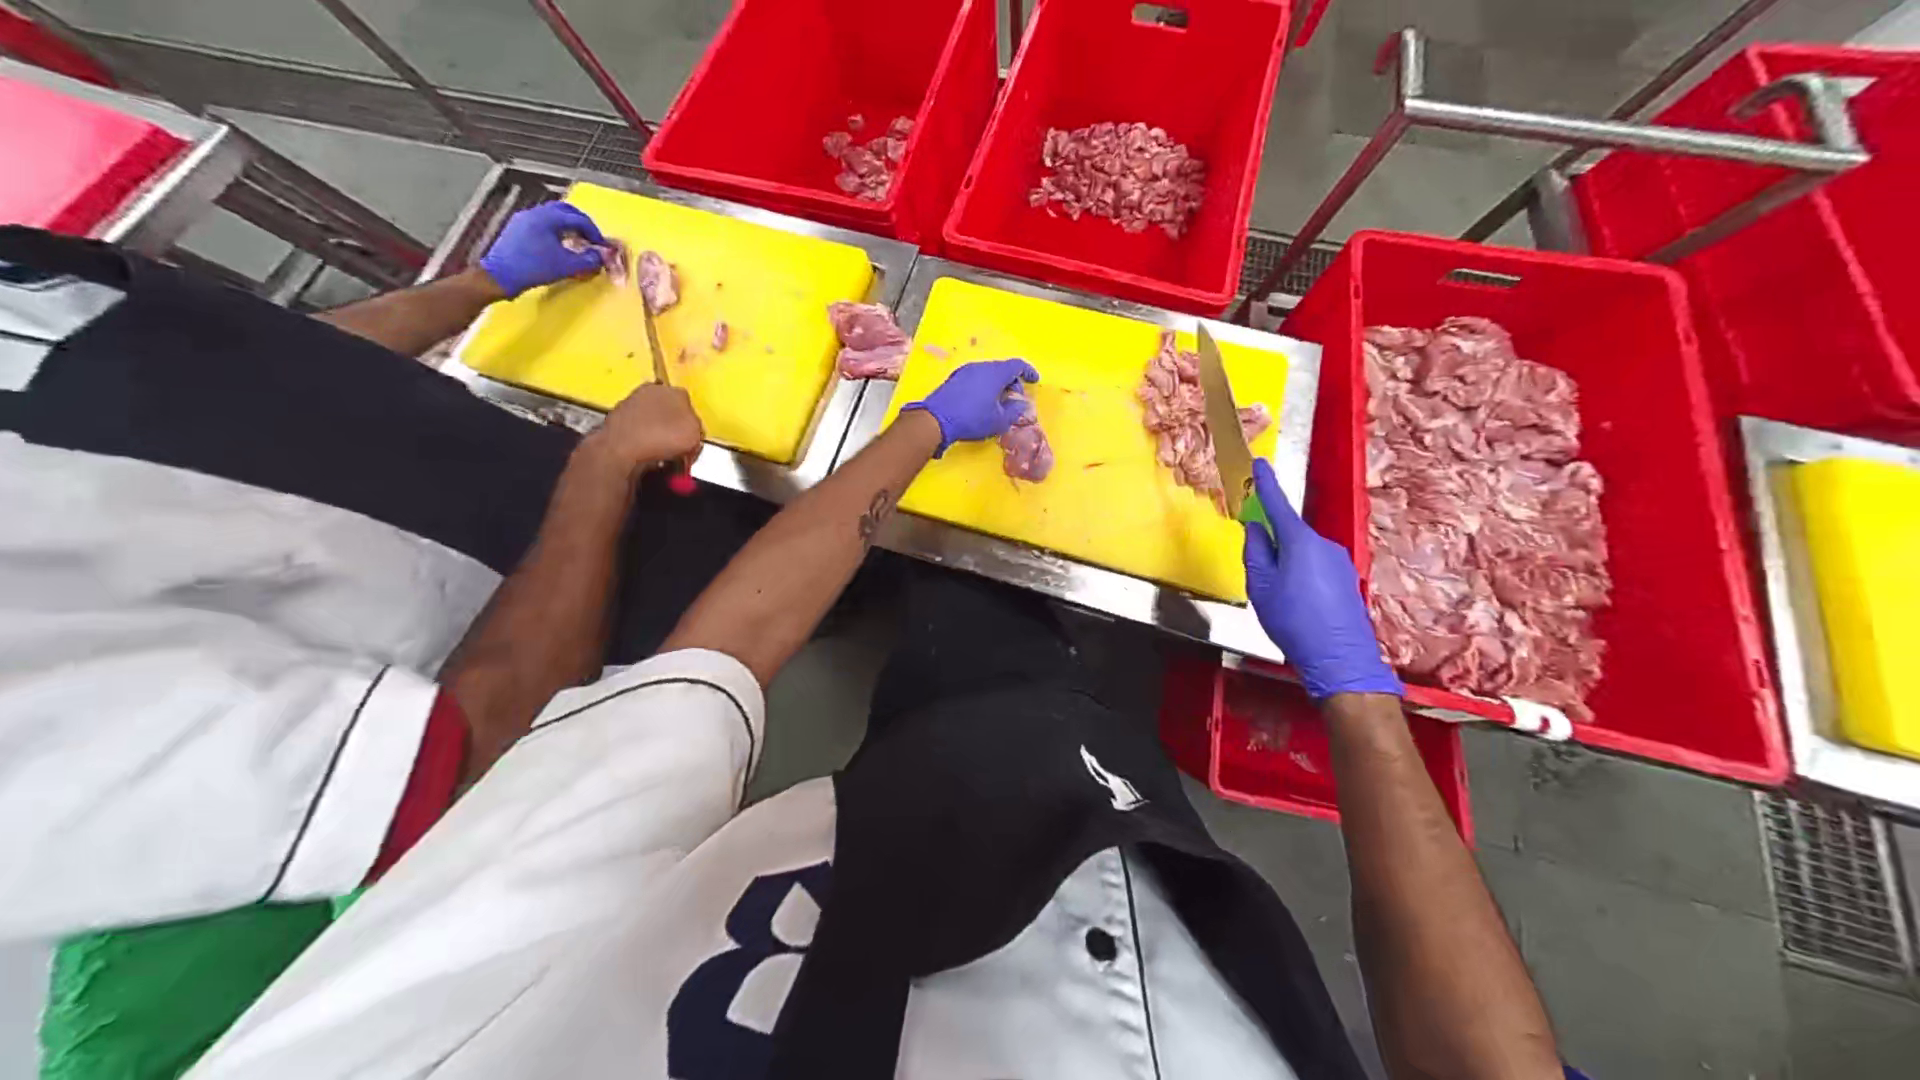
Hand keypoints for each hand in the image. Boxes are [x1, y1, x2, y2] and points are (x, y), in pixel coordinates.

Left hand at [478, 201, 608, 297]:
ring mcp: (524, 219)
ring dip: (569, 225)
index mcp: (547, 218)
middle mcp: (535, 213)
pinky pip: (543, 222)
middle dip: (582, 222)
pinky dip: (557, 229)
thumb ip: (588, 260)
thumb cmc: (534, 268)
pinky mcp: (518, 228)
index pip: (578, 218)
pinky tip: (561, 243)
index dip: (594, 231)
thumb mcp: (567, 266)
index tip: (602, 244)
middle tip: (592, 237)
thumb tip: (600, 256)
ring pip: (552, 215)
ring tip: (578, 240)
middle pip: (564, 210)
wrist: (501, 275)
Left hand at [582, 384, 703, 478]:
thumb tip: (691, 429)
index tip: (690, 439)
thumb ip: (697, 428)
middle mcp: (652, 389)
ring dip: (656, 432)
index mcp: (675, 391)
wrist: (621, 448)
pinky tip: (644, 451)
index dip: (691, 423)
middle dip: (673, 425)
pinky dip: (641, 438)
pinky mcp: (615, 416)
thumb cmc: (663, 438)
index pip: (689, 405)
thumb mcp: (695, 436)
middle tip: (677, 446)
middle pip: (669, 409)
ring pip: (652, 419)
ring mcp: (631, 401)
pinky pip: (636, 429)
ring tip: (660, 452)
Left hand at [902, 358, 1040, 455]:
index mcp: (995, 372)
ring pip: (988, 374)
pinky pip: (975, 379)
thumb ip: (1015, 410)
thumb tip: (1022, 404)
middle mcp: (980, 366)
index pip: (1017, 365)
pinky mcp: (953, 379)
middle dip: (1012, 383)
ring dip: (997, 386)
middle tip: (1014, 401)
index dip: (1028, 372)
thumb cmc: (972, 418)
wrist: (935, 420)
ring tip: (998, 405)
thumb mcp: (999, 420)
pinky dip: (984, 387)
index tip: (1034, 380)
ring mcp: (964, 371)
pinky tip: (982, 404)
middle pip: (1002, 369)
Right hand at [1243, 459, 1402, 700]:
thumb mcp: (1261, 586)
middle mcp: (1324, 545)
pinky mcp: (1346, 579)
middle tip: (1259, 575)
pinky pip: (1315, 567)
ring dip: (1285, 565)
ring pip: (1302, 553)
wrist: (1340, 658)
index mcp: (1301, 542)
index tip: (1260, 464)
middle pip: (1290, 534)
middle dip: (1271, 545)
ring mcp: (1339, 562)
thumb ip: (1255, 553)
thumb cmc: (1293, 620)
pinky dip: (1300, 576)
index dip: (1266, 485)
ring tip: (1277, 599)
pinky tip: (1295, 604)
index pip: (1278, 505)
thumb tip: (1256, 529)